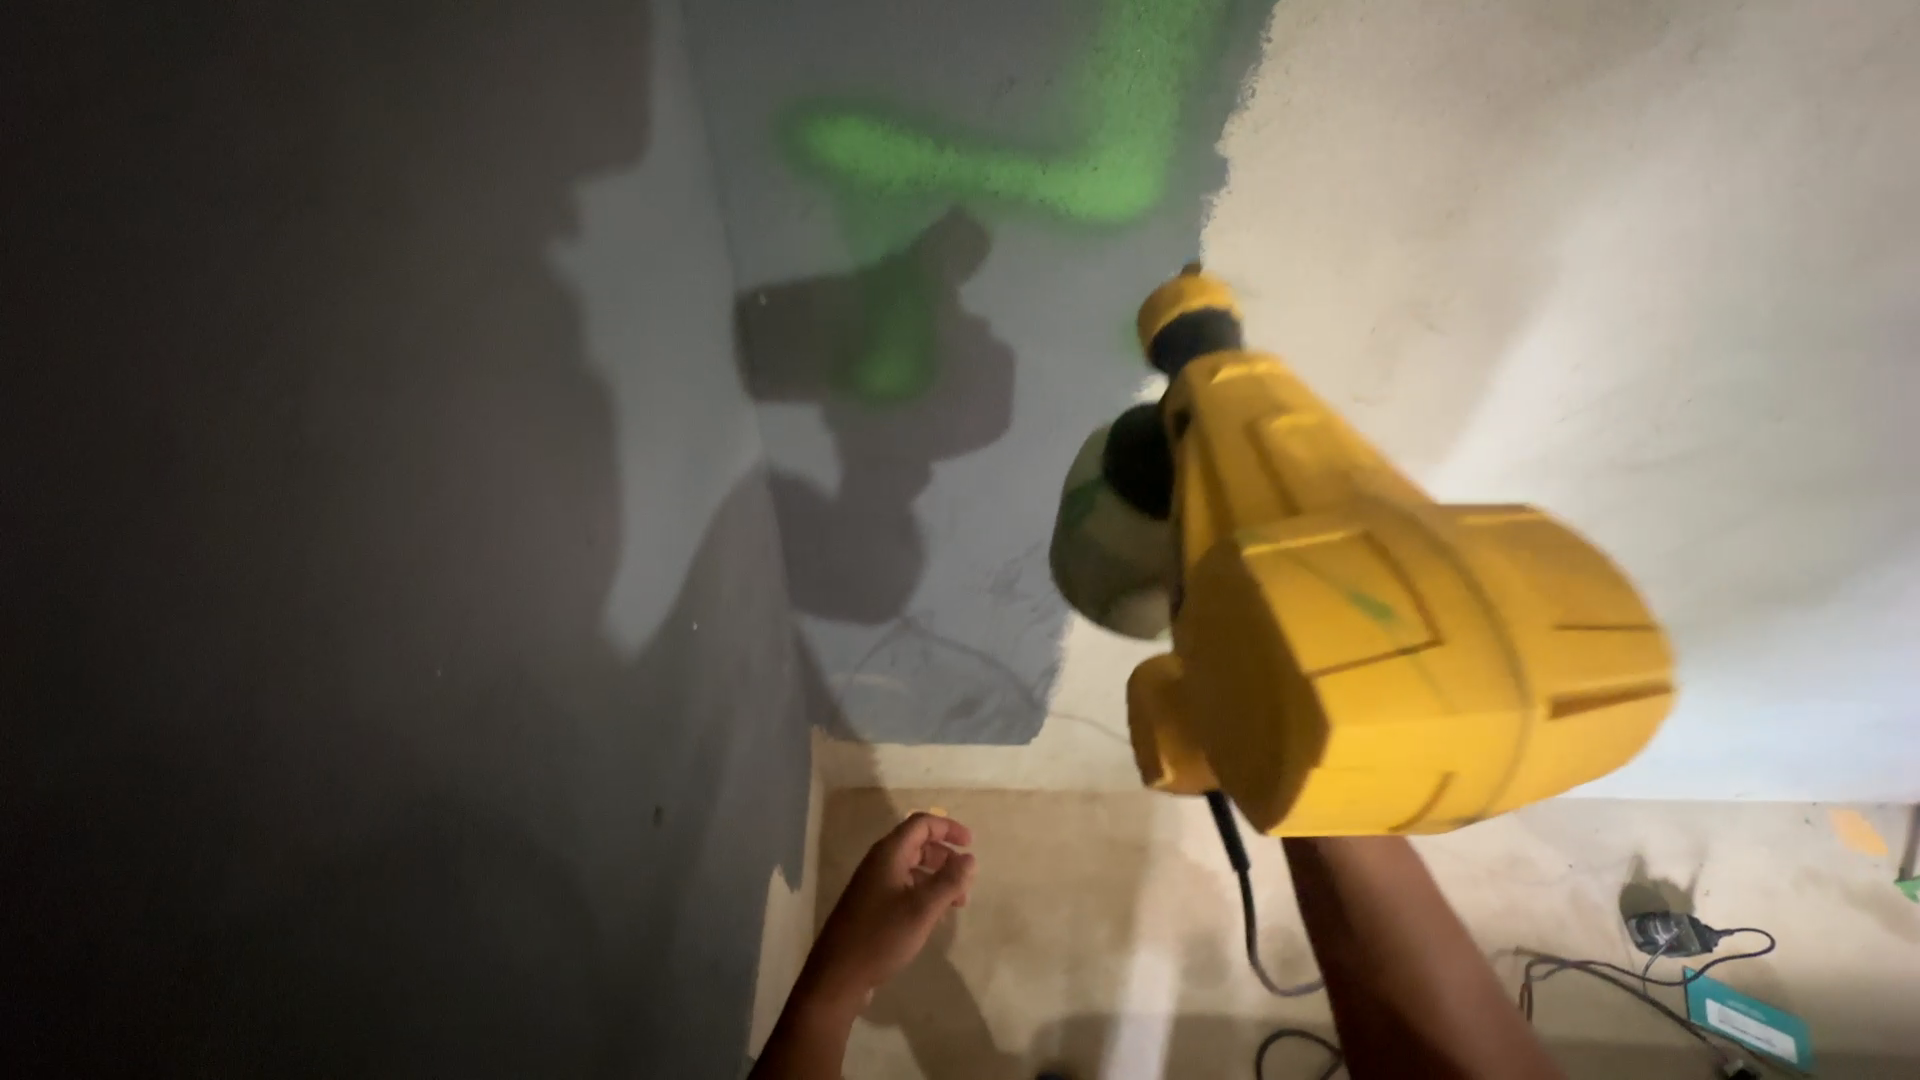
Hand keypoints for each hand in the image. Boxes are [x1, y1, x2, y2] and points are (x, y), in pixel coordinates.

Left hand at [796, 812, 976, 1013]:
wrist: (838, 975)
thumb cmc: (881, 936)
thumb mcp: (922, 908)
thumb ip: (949, 881)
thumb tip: (970, 858)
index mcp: (889, 853)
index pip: (922, 824)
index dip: (948, 828)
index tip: (970, 844)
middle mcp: (880, 862)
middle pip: (918, 844)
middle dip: (945, 857)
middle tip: (966, 879)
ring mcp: (873, 884)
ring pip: (912, 868)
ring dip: (937, 878)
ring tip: (957, 902)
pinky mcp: (871, 906)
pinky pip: (903, 887)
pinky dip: (923, 893)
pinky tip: (935, 916)